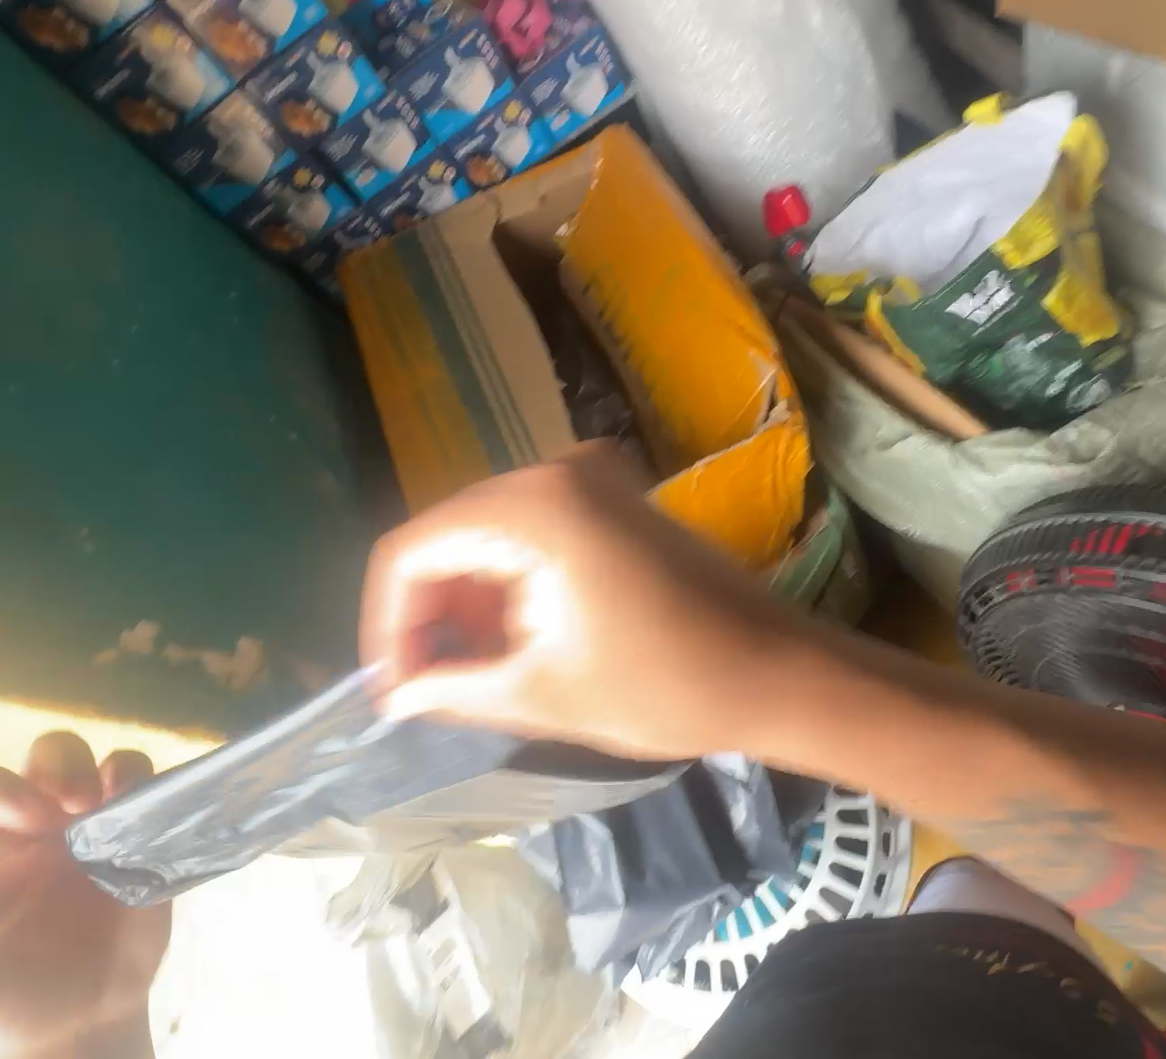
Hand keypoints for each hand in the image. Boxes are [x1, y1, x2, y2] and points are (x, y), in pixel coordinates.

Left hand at [0, 732, 168, 1058]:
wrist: (76, 1026)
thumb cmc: (4, 1007)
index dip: (3, 789)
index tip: (32, 820)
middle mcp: (45, 826)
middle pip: (51, 754)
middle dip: (65, 763)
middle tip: (77, 803)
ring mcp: (101, 829)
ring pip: (113, 763)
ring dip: (118, 770)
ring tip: (118, 805)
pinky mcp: (148, 841)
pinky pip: (160, 795)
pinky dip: (161, 790)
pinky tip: (154, 813)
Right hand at [360, 443, 811, 759]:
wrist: (777, 669)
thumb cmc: (666, 687)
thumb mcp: (541, 694)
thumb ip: (451, 688)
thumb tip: (397, 694)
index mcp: (532, 506)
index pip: (412, 550)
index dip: (388, 623)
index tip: (395, 688)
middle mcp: (554, 470)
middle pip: (449, 536)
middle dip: (431, 615)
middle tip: (433, 686)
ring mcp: (590, 476)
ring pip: (488, 535)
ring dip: (470, 602)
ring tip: (478, 671)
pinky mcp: (613, 497)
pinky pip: (531, 531)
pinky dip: (511, 582)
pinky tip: (521, 636)